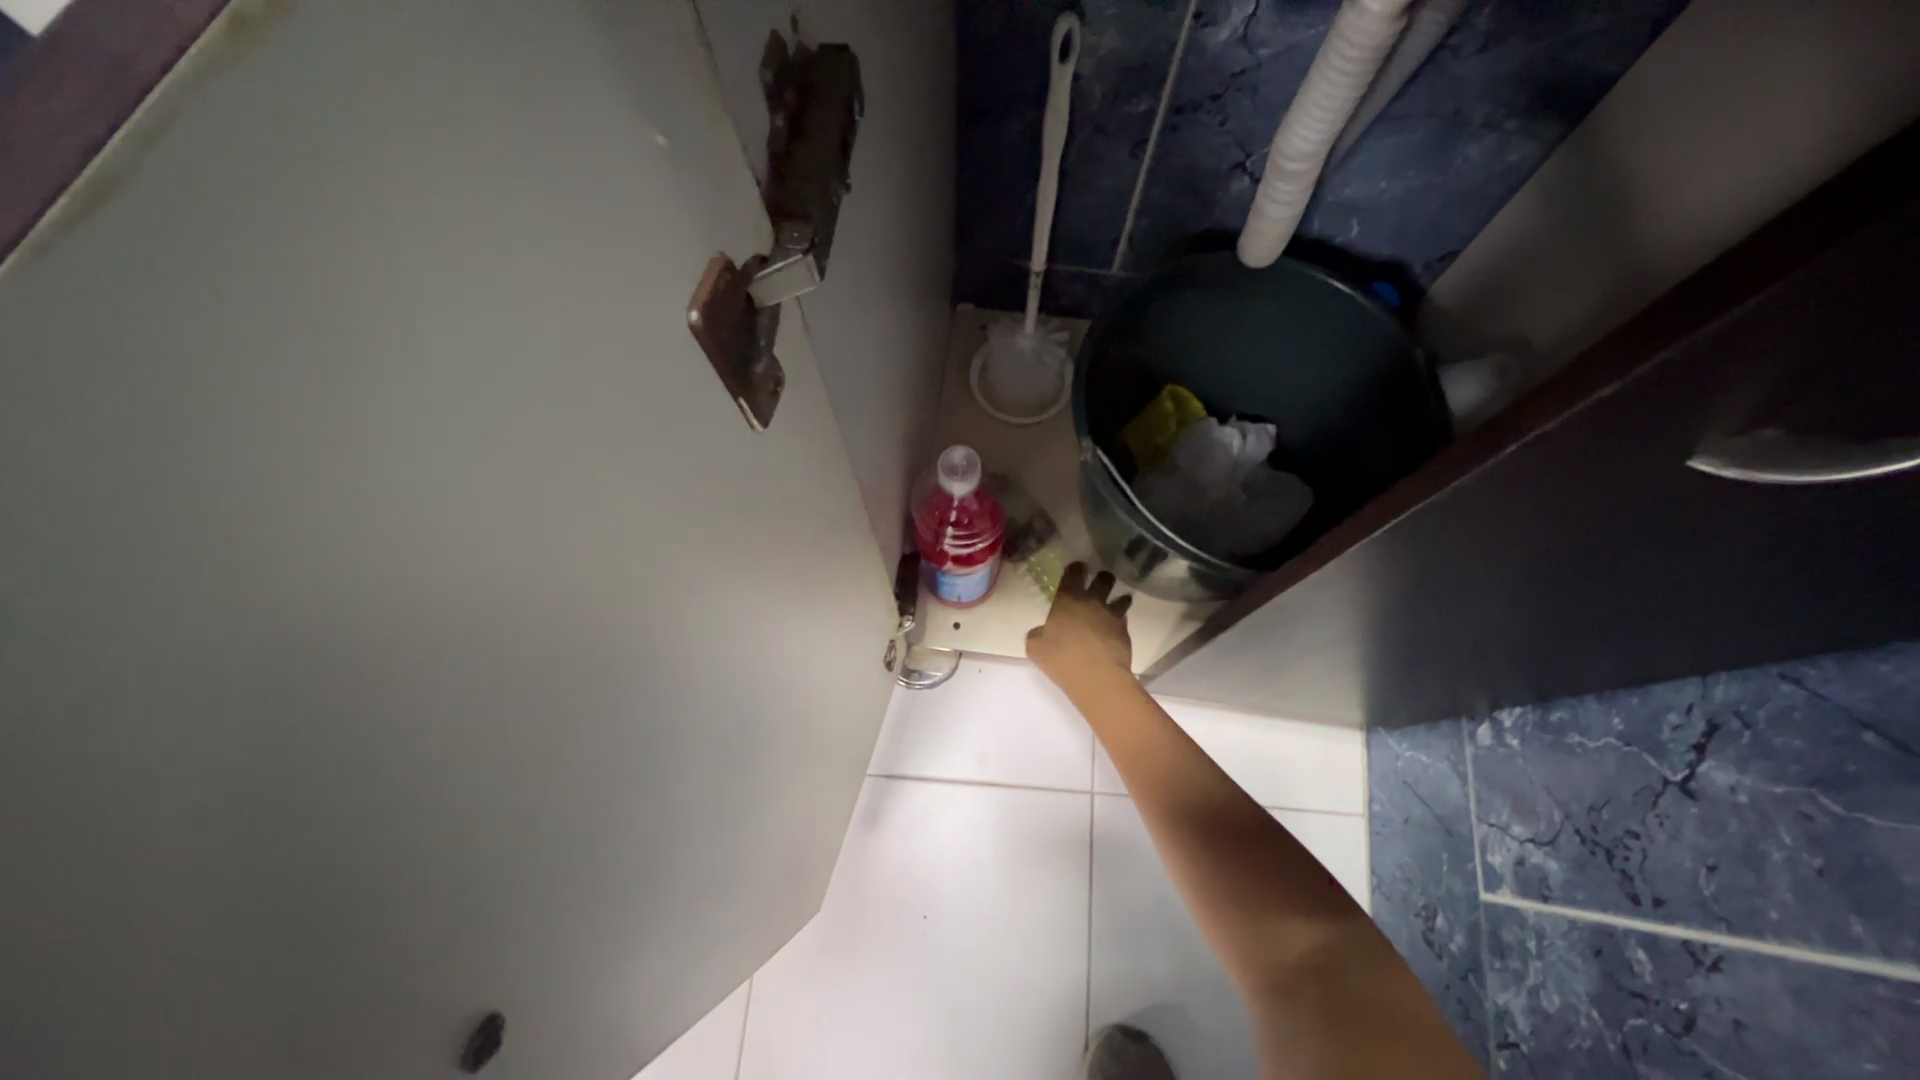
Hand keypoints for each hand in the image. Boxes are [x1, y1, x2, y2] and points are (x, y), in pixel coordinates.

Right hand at [1026, 562, 1133, 687]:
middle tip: (1100, 580)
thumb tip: (1040, 633)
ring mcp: (1111, 615)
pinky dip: (1120, 620)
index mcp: (1068, 600)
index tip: (1078, 567)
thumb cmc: (1062, 659)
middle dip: (1102, 577)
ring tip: (1117, 601)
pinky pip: (1124, 619)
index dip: (1076, 568)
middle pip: (1103, 579)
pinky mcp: (1124, 631)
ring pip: (1120, 598)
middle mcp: (1092, 602)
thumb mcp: (1036, 648)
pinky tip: (1116, 627)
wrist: (1097, 677)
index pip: (1073, 574)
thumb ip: (1037, 636)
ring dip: (1118, 598)